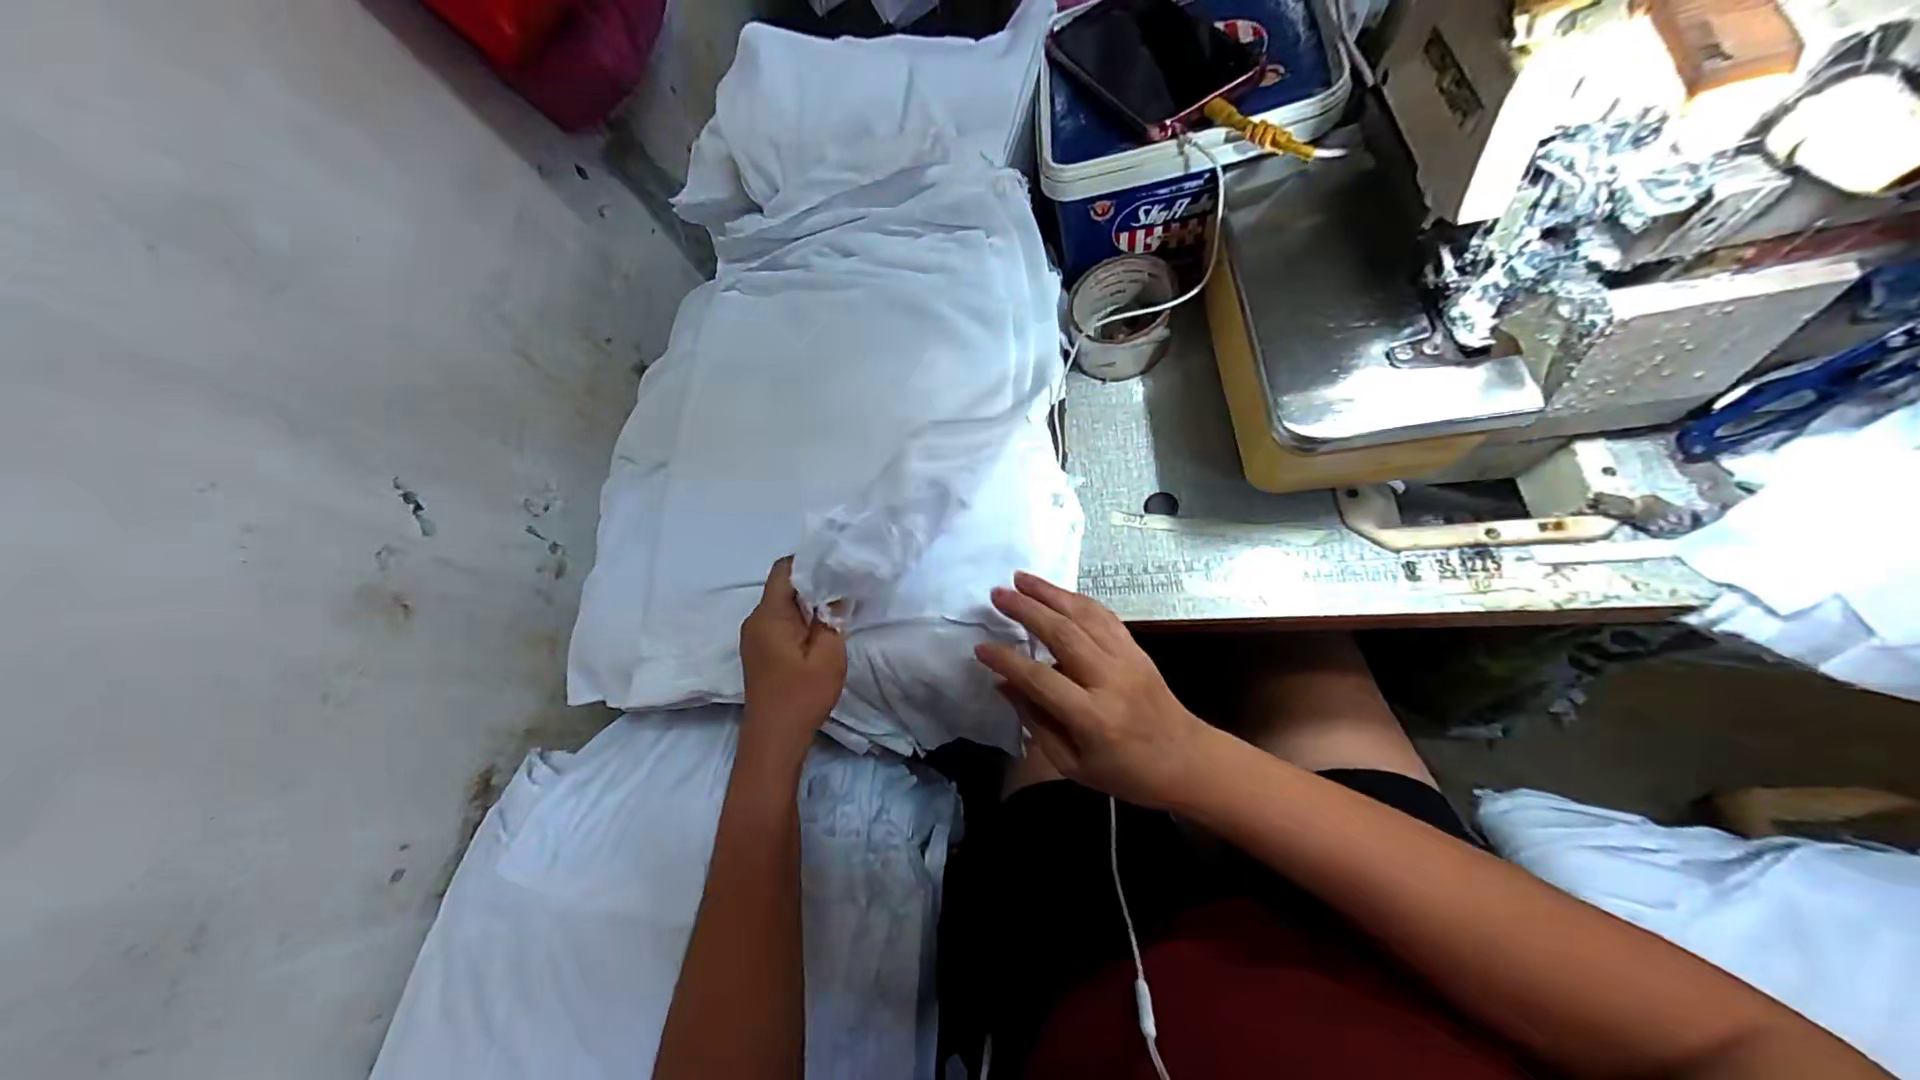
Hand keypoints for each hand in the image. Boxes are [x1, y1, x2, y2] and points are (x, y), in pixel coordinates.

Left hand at [739, 557, 845, 758]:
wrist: (774, 738)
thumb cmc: (802, 695)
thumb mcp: (828, 655)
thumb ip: (832, 618)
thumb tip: (835, 592)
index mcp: (769, 615)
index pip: (784, 569)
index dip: (810, 561)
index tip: (837, 565)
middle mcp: (755, 619)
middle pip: (783, 585)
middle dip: (813, 581)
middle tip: (844, 584)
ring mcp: (754, 636)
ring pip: (782, 604)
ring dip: (807, 602)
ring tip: (836, 606)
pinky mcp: (759, 650)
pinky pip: (779, 621)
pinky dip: (799, 618)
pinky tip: (819, 629)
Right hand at [974, 572, 1220, 808]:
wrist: (1186, 760)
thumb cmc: (1125, 773)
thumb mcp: (1072, 764)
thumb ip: (1036, 722)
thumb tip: (1003, 683)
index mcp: (1093, 717)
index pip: (1041, 680)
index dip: (1007, 661)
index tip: (981, 647)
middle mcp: (1111, 680)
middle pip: (1064, 634)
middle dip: (1026, 610)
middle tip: (997, 594)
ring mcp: (1128, 659)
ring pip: (1084, 615)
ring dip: (1050, 593)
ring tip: (1020, 578)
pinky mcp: (1137, 649)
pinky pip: (1104, 616)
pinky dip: (1077, 599)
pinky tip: (1056, 592)